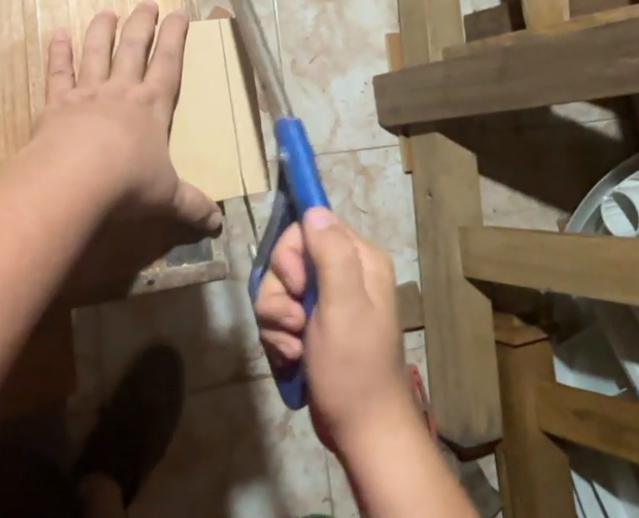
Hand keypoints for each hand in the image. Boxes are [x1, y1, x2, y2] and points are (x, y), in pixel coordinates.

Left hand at [37, 2, 220, 233]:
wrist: (76, 179)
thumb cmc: (129, 184)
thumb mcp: (168, 196)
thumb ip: (191, 205)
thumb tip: (218, 223)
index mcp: (153, 106)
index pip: (168, 63)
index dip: (175, 36)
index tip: (179, 12)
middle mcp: (122, 92)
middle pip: (133, 48)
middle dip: (142, 24)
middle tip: (146, 2)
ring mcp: (87, 95)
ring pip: (95, 53)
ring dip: (101, 30)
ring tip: (106, 11)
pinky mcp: (56, 105)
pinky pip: (57, 74)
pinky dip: (57, 53)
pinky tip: (56, 33)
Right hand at [253, 209, 413, 455]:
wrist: (361, 429)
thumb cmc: (354, 367)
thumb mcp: (344, 307)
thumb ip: (331, 254)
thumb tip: (314, 208)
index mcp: (360, 260)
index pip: (310, 228)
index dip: (292, 255)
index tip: (296, 286)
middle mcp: (345, 274)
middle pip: (288, 260)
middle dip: (280, 294)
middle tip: (295, 322)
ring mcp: (327, 302)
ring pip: (278, 291)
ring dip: (277, 322)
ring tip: (296, 348)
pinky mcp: (312, 328)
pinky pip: (279, 318)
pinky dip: (279, 339)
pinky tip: (293, 359)